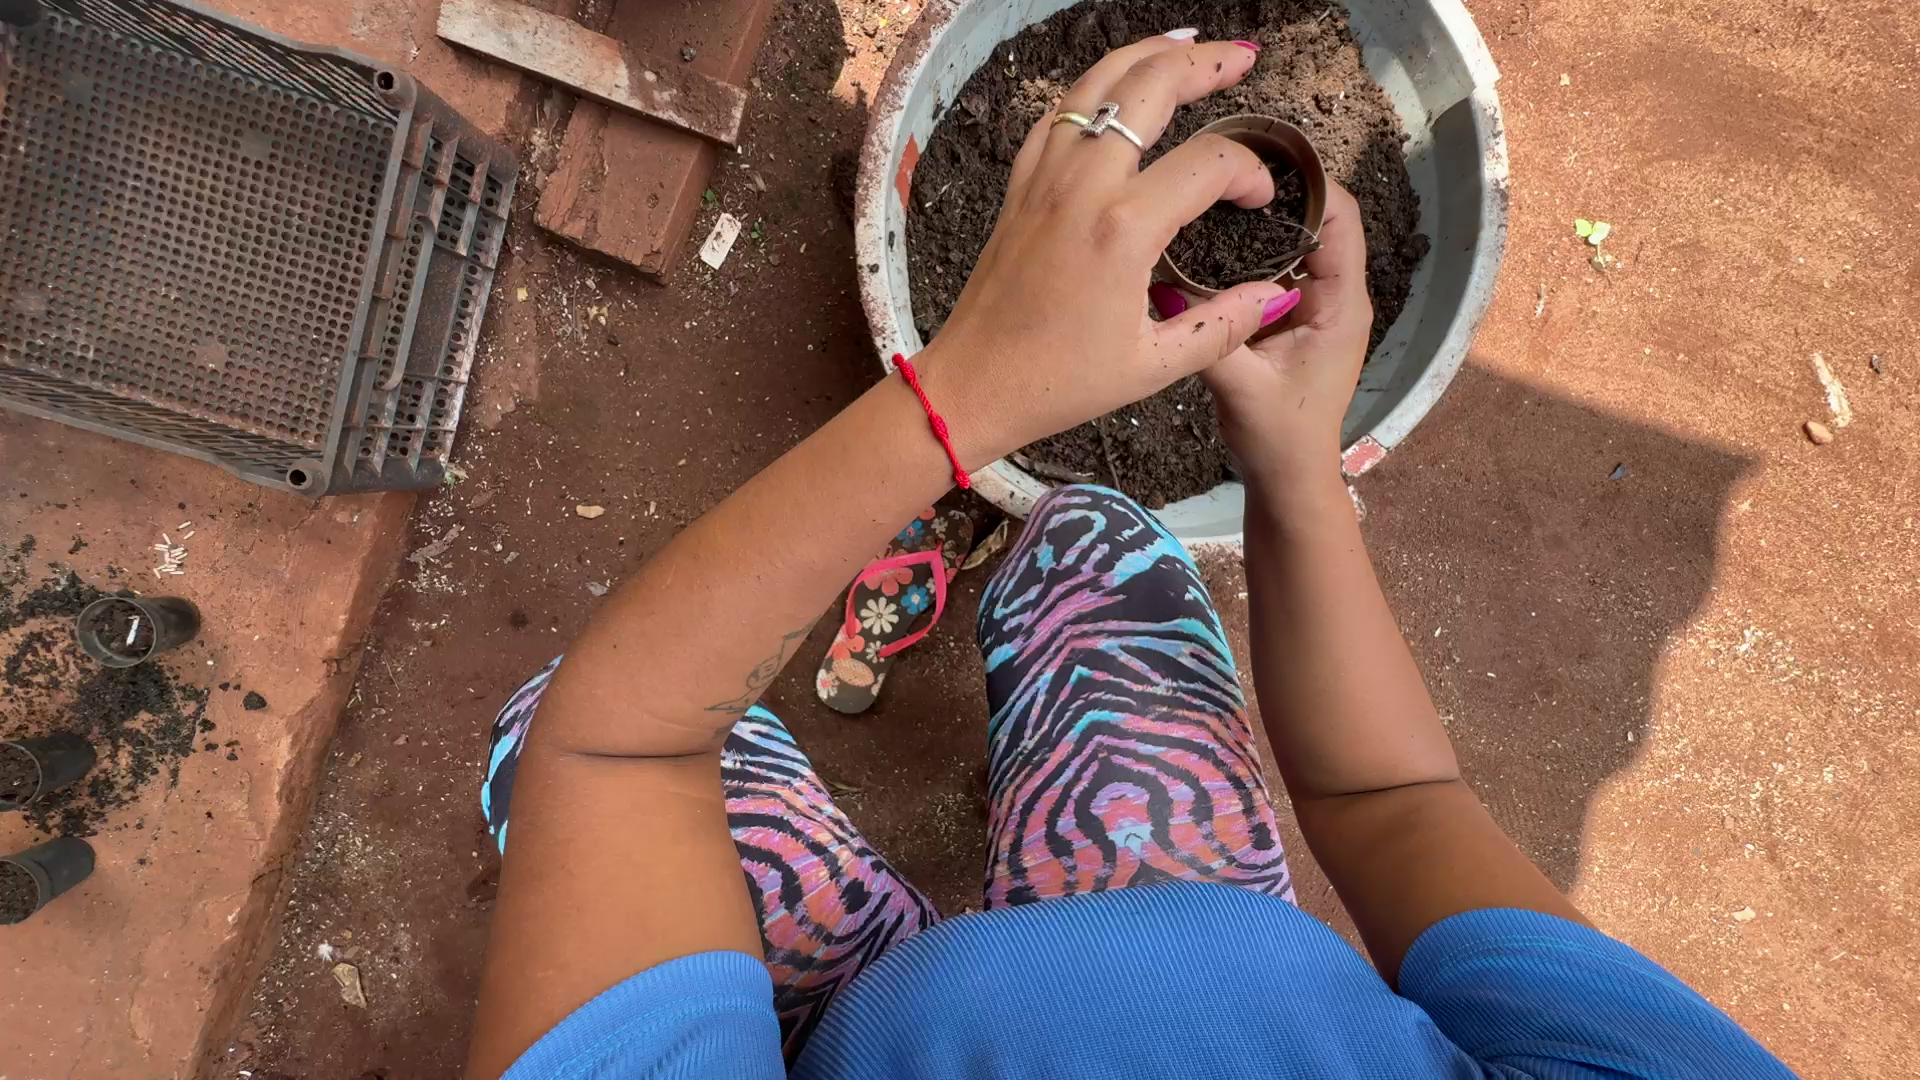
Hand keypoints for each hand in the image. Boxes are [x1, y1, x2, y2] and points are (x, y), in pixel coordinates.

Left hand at [913, 32, 1300, 469]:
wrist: (971, 388)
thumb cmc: (1056, 384)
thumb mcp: (1151, 368)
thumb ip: (1221, 327)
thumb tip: (1278, 295)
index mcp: (1123, 229)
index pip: (1208, 163)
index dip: (1248, 171)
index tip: (1260, 199)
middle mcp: (1081, 187)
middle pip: (1150, 85)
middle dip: (1206, 62)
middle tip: (1244, 58)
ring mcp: (1042, 182)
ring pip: (1095, 85)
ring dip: (1145, 56)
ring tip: (1185, 48)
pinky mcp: (1017, 192)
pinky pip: (1055, 117)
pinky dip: (1089, 92)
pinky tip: (1109, 96)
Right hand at [1157, 182, 1373, 486]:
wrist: (1287, 476)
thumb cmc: (1278, 436)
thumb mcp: (1241, 386)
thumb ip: (1208, 338)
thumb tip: (1161, 288)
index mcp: (1341, 303)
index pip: (1339, 218)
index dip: (1306, 183)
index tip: (1253, 164)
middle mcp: (1334, 296)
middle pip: (1316, 225)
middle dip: (1274, 200)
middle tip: (1219, 179)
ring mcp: (1312, 309)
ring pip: (1291, 249)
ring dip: (1257, 229)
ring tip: (1209, 206)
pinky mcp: (1289, 323)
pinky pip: (1272, 276)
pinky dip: (1246, 260)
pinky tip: (1209, 253)